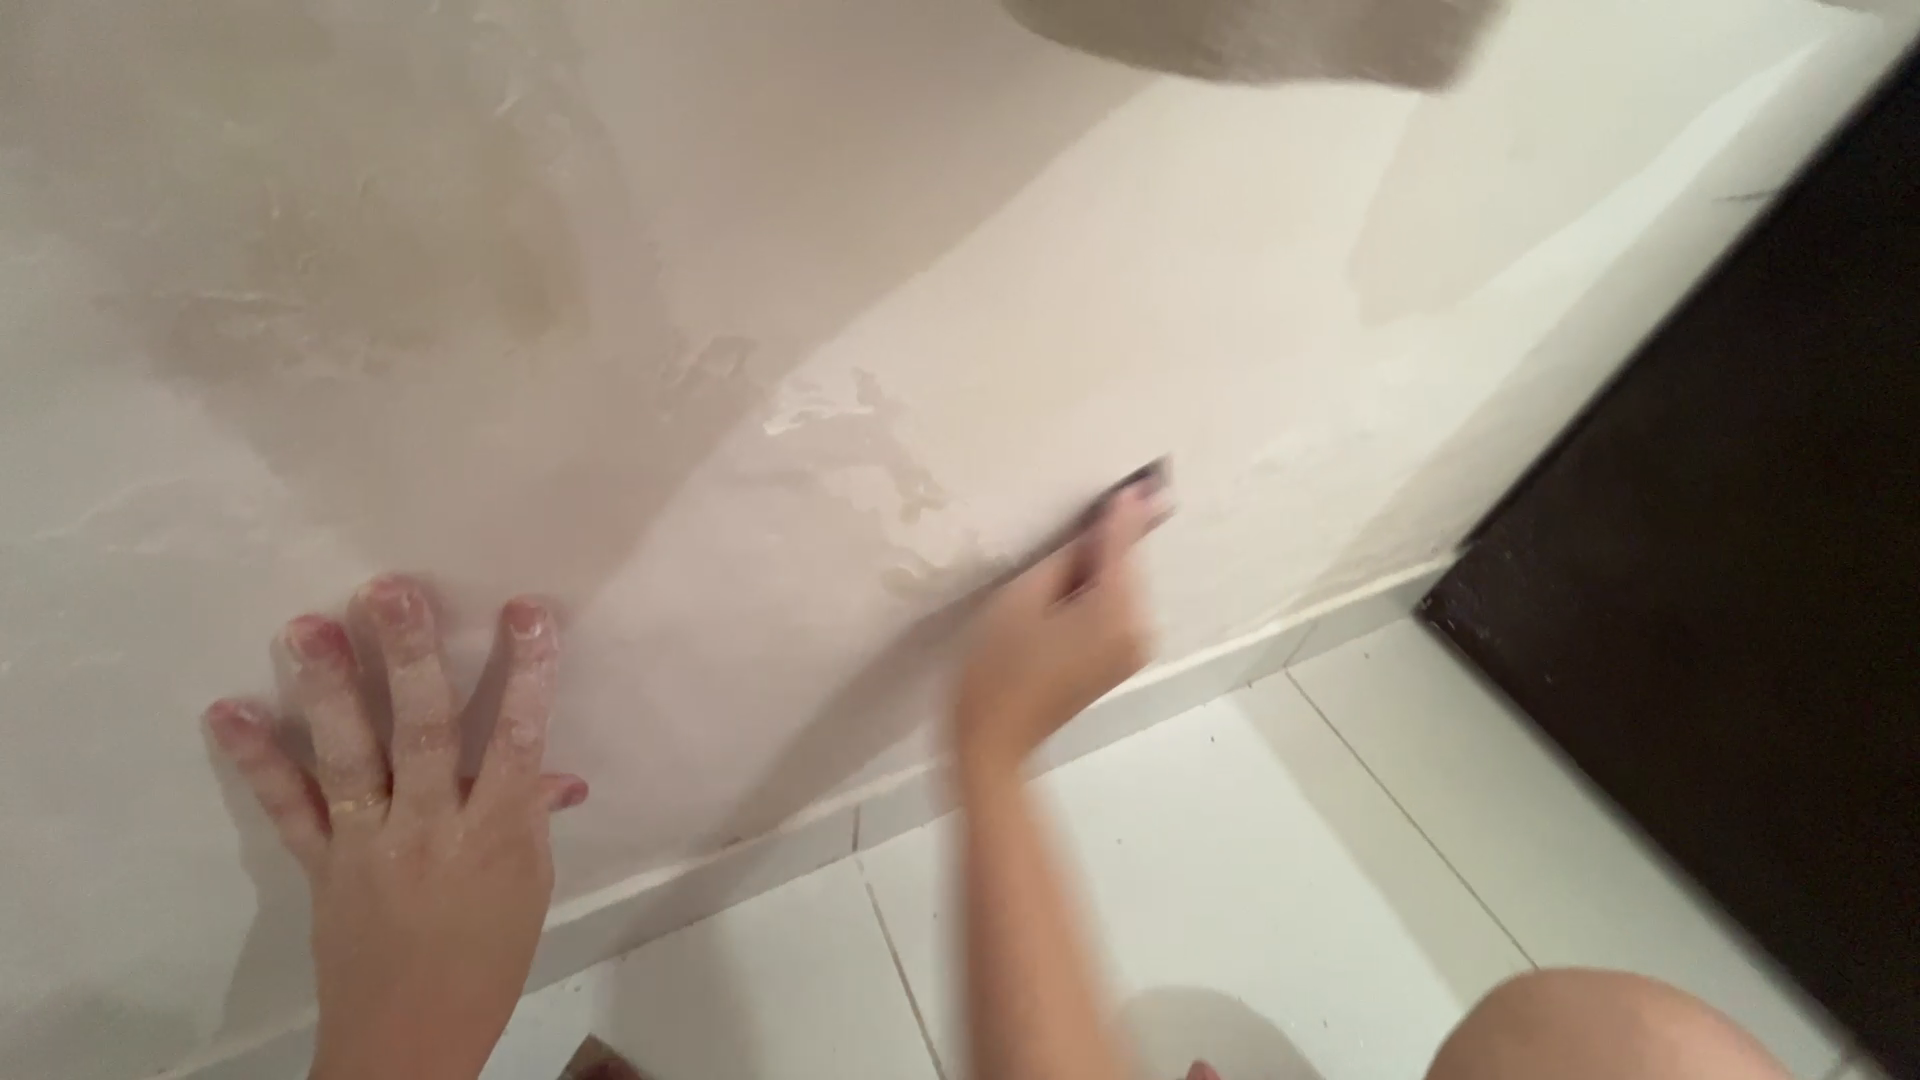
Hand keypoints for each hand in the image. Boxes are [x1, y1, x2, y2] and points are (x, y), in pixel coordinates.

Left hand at [204, 575, 587, 1079]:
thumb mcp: (531, 883)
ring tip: (309, 626)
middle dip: (410, 657)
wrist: (409, 1037)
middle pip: (423, 731)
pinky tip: (230, 710)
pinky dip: (258, 759)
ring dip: (328, 690)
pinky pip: (287, 808)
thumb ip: (533, 817)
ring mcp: (367, 843)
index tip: (527, 613)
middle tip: (392, 592)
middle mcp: (430, 826)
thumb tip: (554, 773)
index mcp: (496, 829)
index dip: (526, 671)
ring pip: (349, 757)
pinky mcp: (321, 865)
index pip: (519, 736)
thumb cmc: (492, 953)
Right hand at [955, 478, 1166, 776]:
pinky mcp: (1123, 659)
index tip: (1141, 477)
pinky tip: (1067, 591)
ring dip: (1101, 566)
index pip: (1123, 547)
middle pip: (1128, 566)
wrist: (995, 740)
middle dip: (1109, 540)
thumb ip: (1067, 559)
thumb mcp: (1022, 598)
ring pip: (1123, 587)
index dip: (1124, 511)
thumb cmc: (996, 665)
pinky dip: (1100, 591)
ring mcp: (1135, 648)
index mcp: (1116, 613)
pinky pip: (1117, 609)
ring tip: (1061, 560)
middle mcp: (1139, 629)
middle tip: (1085, 514)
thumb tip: (1098, 535)